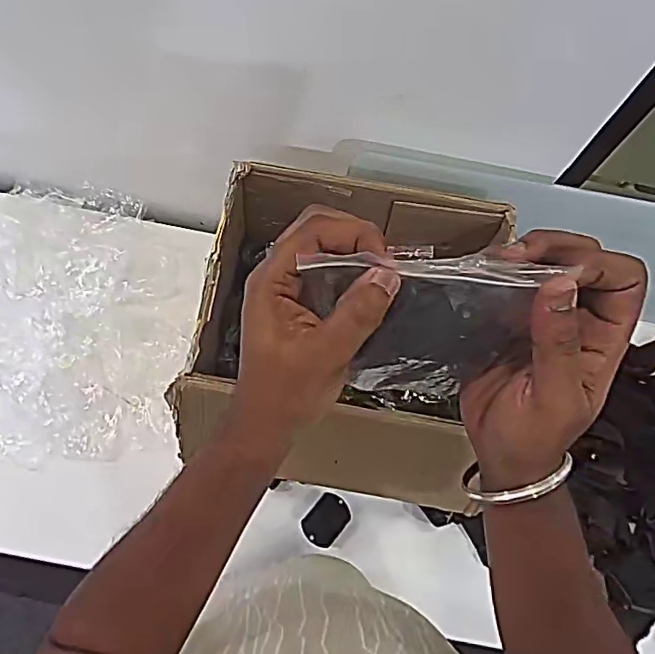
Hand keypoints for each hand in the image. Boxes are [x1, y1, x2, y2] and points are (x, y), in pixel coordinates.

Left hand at [233, 205, 399, 443]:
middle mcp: (276, 277)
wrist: (266, 424)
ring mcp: (287, 289)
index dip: (354, 234)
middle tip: (385, 264)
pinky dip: (353, 273)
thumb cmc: (283, 396)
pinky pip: (328, 272)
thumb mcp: (327, 354)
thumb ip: (357, 313)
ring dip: (356, 254)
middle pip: (318, 229)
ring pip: (324, 248)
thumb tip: (388, 277)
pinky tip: (370, 292)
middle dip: (356, 237)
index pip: (313, 230)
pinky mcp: (300, 303)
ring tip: (382, 277)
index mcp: (271, 281)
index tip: (383, 262)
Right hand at [461, 231, 646, 488]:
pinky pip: (512, 280)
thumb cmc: (536, 439)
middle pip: (586, 258)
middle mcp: (579, 319)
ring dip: (527, 253)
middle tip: (520, 257)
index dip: (600, 266)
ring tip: (499, 262)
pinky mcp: (510, 317)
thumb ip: (558, 344)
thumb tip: (560, 287)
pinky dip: (499, 269)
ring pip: (549, 262)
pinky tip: (485, 273)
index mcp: (604, 338)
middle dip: (557, 247)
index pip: (624, 280)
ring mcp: (544, 315)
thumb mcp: (555, 398)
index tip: (562, 276)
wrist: (499, 455)